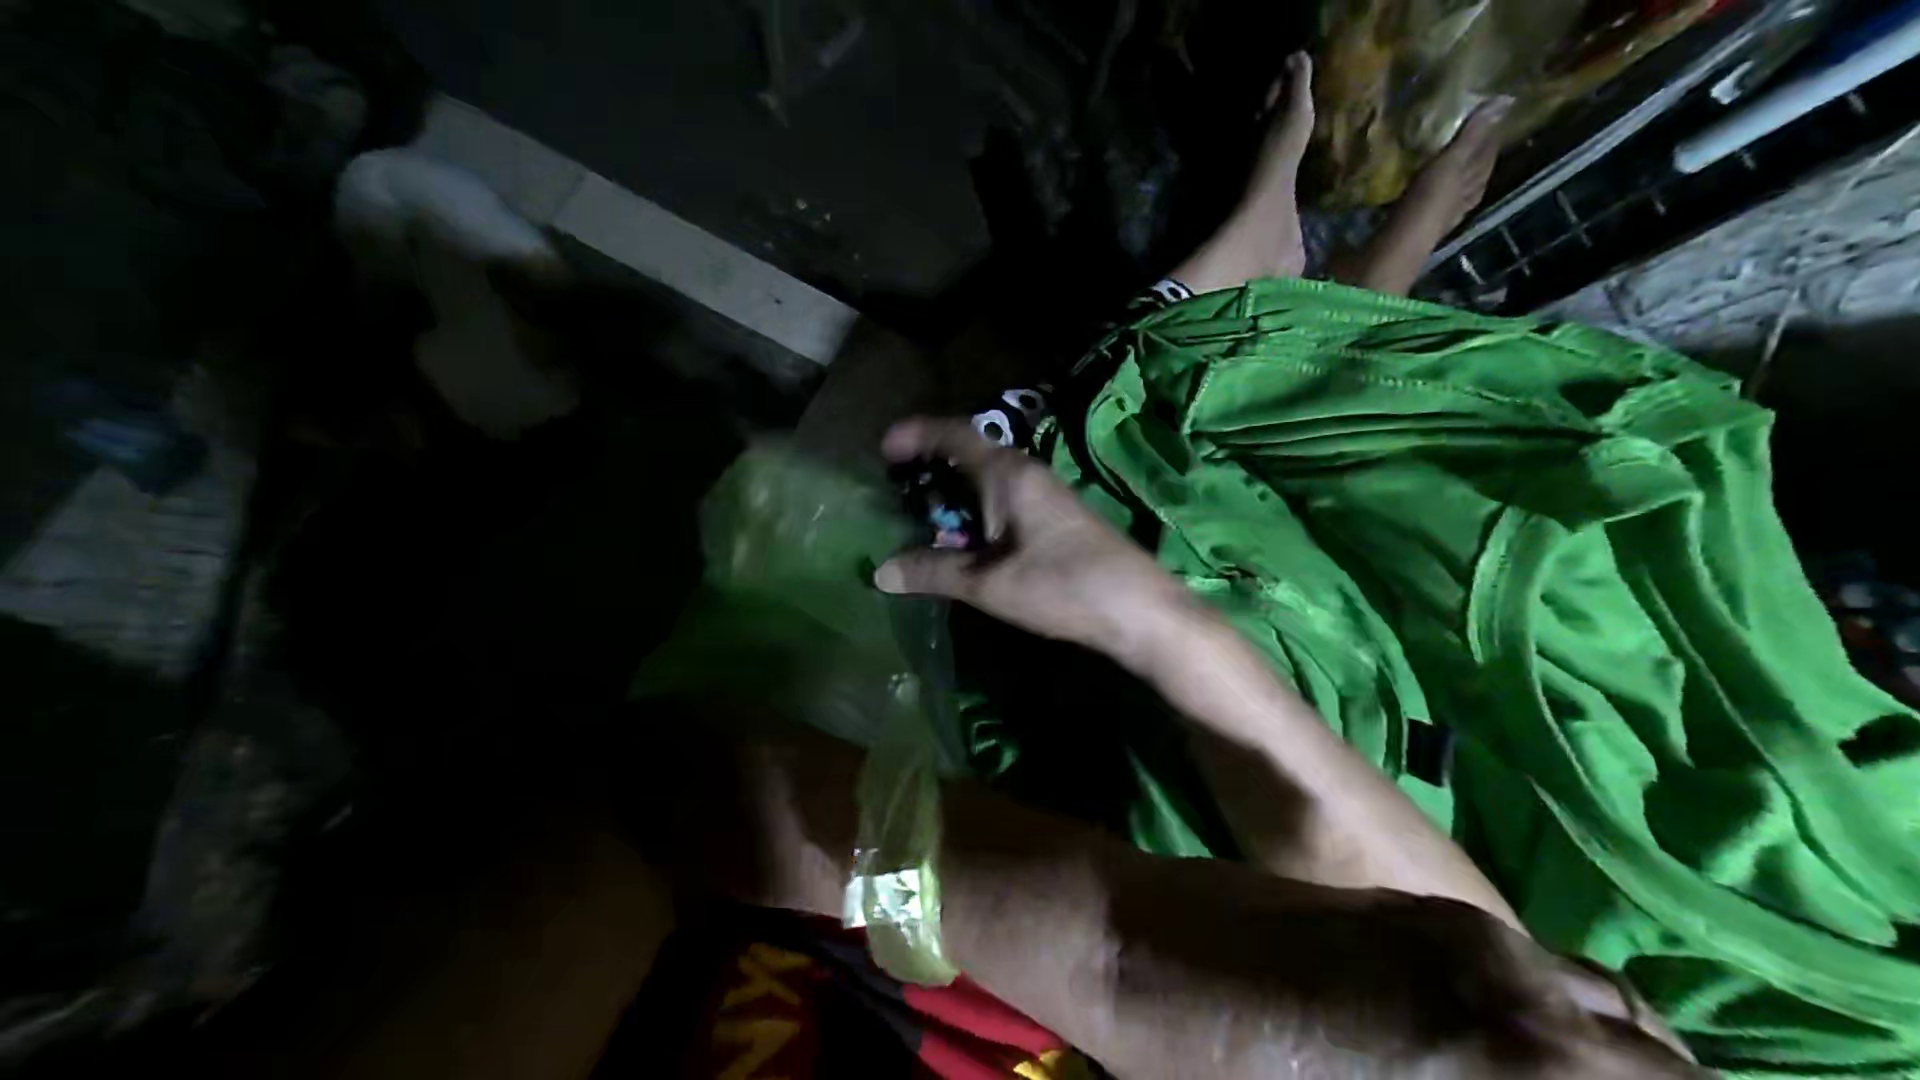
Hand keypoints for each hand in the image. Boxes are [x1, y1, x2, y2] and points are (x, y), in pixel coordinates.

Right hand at [872, 417, 1192, 659]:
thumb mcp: (987, 583)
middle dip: (929, 467)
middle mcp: (1025, 472)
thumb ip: (933, 571)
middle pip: (968, 454)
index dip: (915, 435)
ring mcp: (1044, 493)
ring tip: (922, 521)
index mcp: (1006, 474)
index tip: (883, 449)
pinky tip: (966, 543)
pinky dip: (975, 512)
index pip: (953, 434)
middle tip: (895, 491)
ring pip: (986, 480)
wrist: (1138, 608)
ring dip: (953, 495)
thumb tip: (880, 572)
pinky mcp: (1055, 516)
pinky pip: (1003, 500)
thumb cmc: (1061, 585)